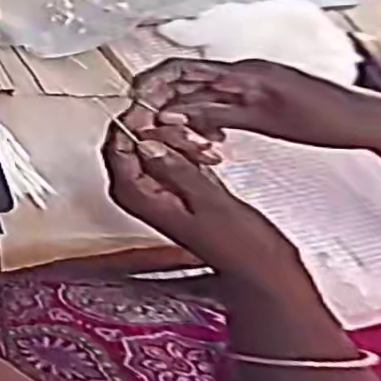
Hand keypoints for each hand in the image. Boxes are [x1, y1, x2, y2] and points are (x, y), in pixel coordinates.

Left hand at [104, 118, 303, 287]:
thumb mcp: (211, 202)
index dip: (129, 125)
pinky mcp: (169, 193)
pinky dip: (182, 155)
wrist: (263, 273)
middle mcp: (132, 192)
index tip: (146, 107)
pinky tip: (206, 155)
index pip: (117, 149)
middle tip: (181, 124)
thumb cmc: (242, 245)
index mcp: (132, 193)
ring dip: (172, 144)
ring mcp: (149, 192)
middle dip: (153, 132)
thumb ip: (177, 170)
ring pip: (147, 154)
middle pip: (127, 149)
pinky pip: (165, 165)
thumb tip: (147, 143)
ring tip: (202, 146)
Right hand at [132, 58, 380, 153]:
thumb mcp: (261, 119)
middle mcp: (240, 75)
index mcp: (241, 73)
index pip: (178, 69)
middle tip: (151, 124)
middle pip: (180, 85)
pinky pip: (213, 106)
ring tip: (186, 135)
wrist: (376, 124)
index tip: (134, 100)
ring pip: (194, 98)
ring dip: (184, 117)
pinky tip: (209, 135)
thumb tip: (168, 113)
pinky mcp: (252, 99)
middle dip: (162, 105)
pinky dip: (203, 121)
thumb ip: (210, 113)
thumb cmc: (332, 119)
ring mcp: (246, 86)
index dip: (148, 83)